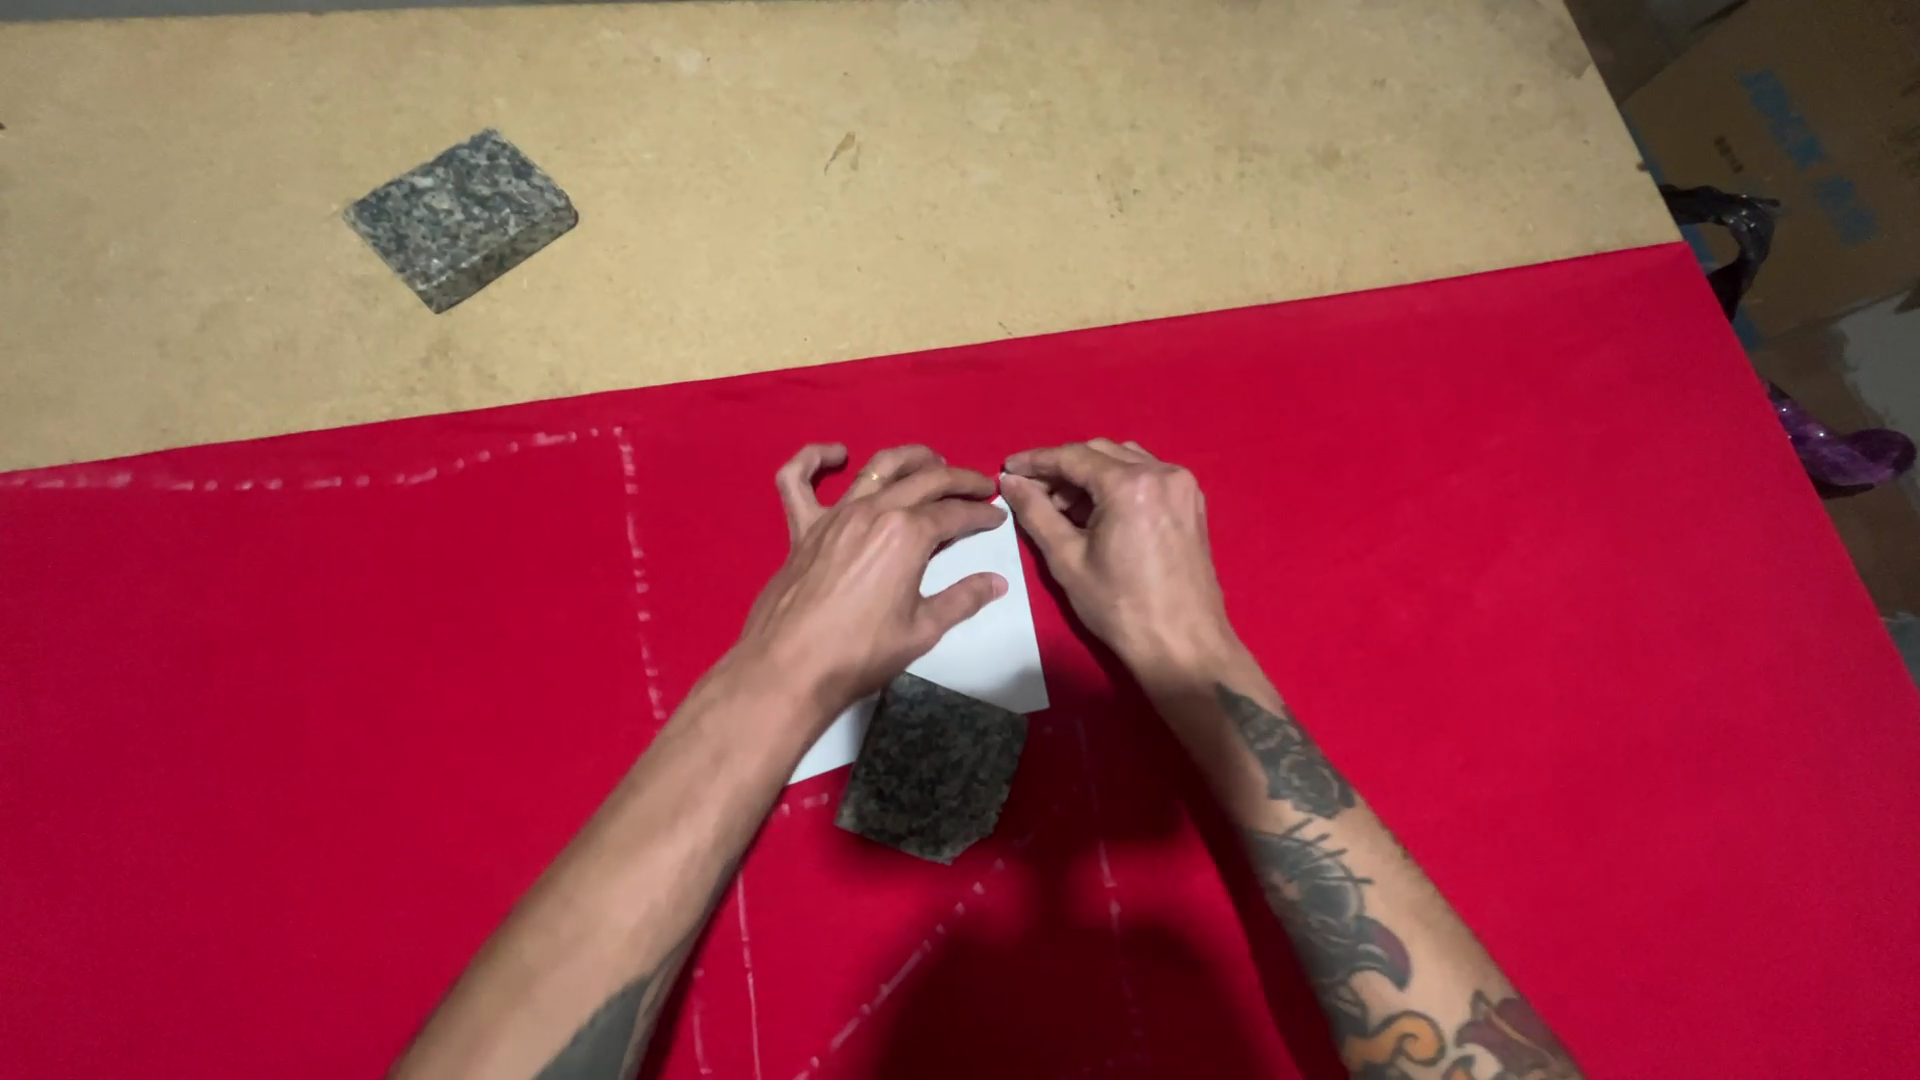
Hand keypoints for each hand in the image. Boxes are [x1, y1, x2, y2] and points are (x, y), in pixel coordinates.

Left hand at [734, 443, 1008, 715]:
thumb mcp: (922, 630)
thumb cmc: (861, 653)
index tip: (998, 517)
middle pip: (925, 480)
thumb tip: (998, 583)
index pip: (955, 514)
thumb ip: (963, 600)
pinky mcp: (802, 527)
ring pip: (876, 467)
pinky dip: (812, 459)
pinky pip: (797, 480)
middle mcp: (873, 512)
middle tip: (982, 485)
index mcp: (907, 534)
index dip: (981, 513)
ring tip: (932, 461)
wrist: (789, 669)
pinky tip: (835, 454)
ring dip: (910, 458)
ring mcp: (834, 515)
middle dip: (960, 479)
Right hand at [1002, 439, 1235, 679]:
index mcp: (1132, 485)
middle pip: (1099, 452)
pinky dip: (1115, 485)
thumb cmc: (1120, 607)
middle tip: (1031, 494)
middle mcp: (1162, 472)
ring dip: (1088, 475)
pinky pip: (1145, 476)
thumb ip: (1036, 513)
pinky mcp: (1191, 502)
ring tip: (1061, 508)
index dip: (1035, 461)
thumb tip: (1010, 482)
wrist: (1183, 645)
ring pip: (1123, 461)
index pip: (1073, 457)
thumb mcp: (1067, 560)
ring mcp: (1182, 486)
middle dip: (1062, 469)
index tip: (1007, 469)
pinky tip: (1095, 513)